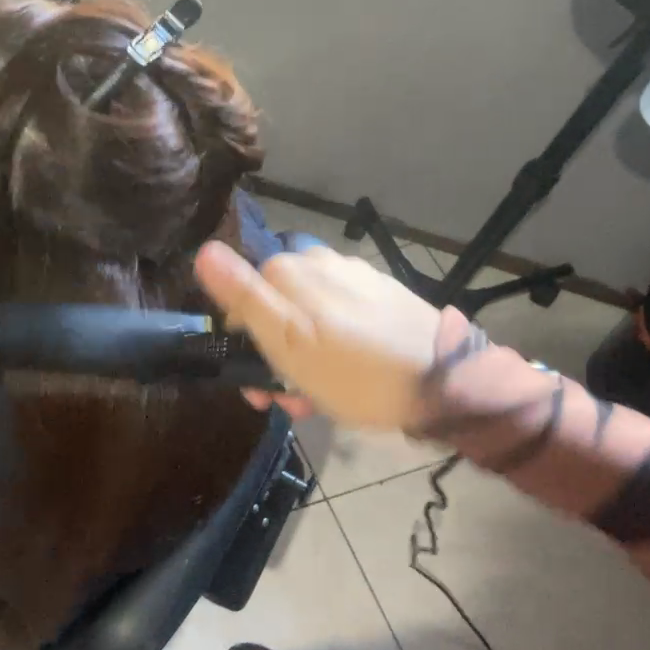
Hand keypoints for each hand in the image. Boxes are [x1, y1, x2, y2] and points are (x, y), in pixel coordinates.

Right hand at [194, 241, 442, 427]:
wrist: (446, 384)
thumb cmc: (355, 373)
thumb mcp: (287, 344)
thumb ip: (244, 296)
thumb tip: (203, 251)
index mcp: (287, 270)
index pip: (240, 300)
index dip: (243, 344)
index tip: (258, 383)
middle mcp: (318, 261)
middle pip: (275, 308)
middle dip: (274, 354)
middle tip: (289, 398)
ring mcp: (353, 276)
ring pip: (307, 316)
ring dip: (303, 355)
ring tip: (320, 396)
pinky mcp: (381, 293)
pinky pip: (340, 317)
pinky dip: (334, 345)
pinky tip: (347, 375)